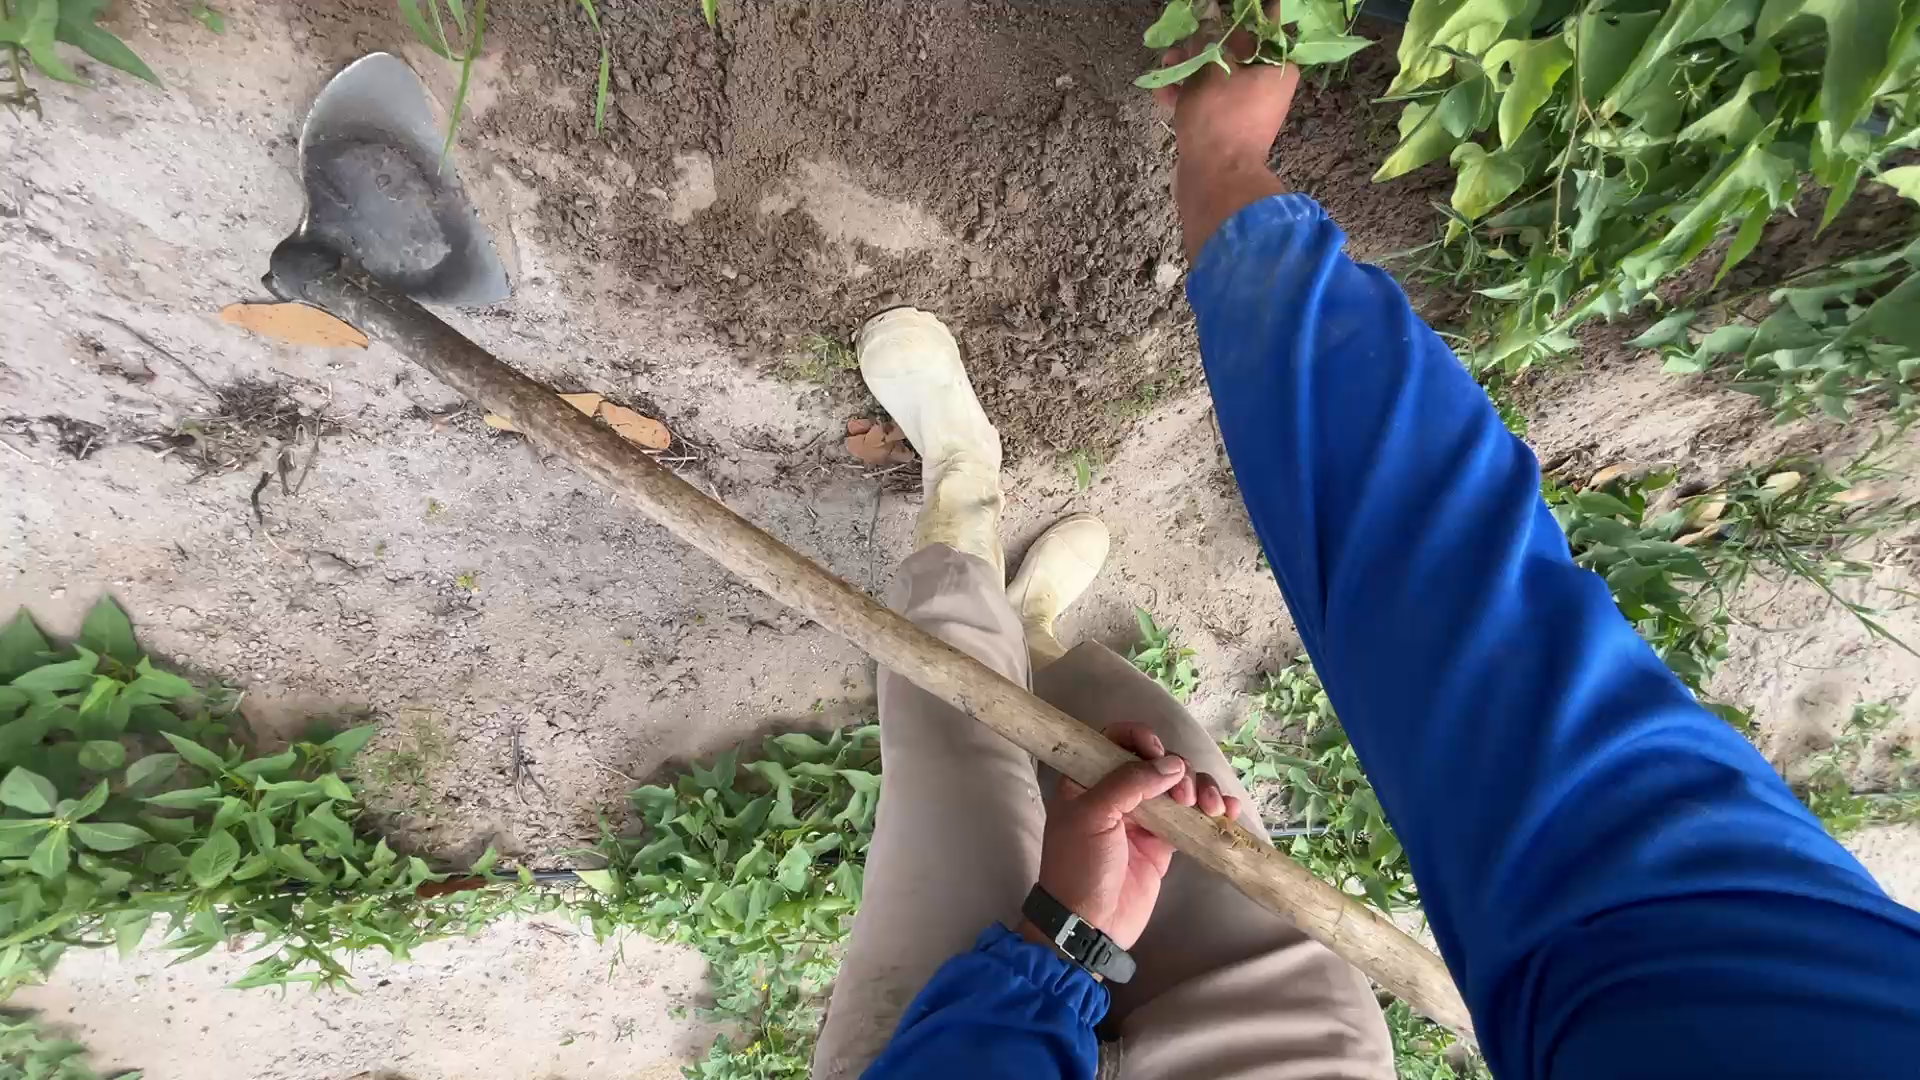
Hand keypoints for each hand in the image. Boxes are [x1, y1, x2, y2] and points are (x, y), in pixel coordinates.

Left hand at [1024, 723, 1241, 952]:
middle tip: (1184, 794)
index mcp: (1088, 779)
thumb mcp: (1093, 816)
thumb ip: (1129, 783)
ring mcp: (1143, 817)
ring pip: (1178, 786)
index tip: (1157, 751)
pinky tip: (1228, 812)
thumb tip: (1172, 764)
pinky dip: (1212, 811)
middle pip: (1154, 760)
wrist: (1089, 926)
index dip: (1138, 738)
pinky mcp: (1165, 842)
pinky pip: (1191, 817)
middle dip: (1177, 768)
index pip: (1114, 740)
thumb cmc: (1080, 864)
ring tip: (1211, 808)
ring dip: (1200, 788)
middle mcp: (1116, 792)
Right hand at [1151, 31, 1298, 259]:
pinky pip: (1206, 106)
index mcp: (1279, 68)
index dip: (1241, 17)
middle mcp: (1267, 89)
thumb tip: (1206, 21)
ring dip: (1189, 71)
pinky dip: (1187, 97)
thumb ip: (1208, 41)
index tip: (1218, 13)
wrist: (1213, 181)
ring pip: (1216, 80)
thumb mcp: (1211, 69)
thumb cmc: (1220, 120)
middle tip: (1184, 39)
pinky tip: (1163, 91)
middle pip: (1236, 54)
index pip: (1266, 27)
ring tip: (1166, 64)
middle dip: (1205, 45)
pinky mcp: (1224, 133)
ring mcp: (1244, 113)